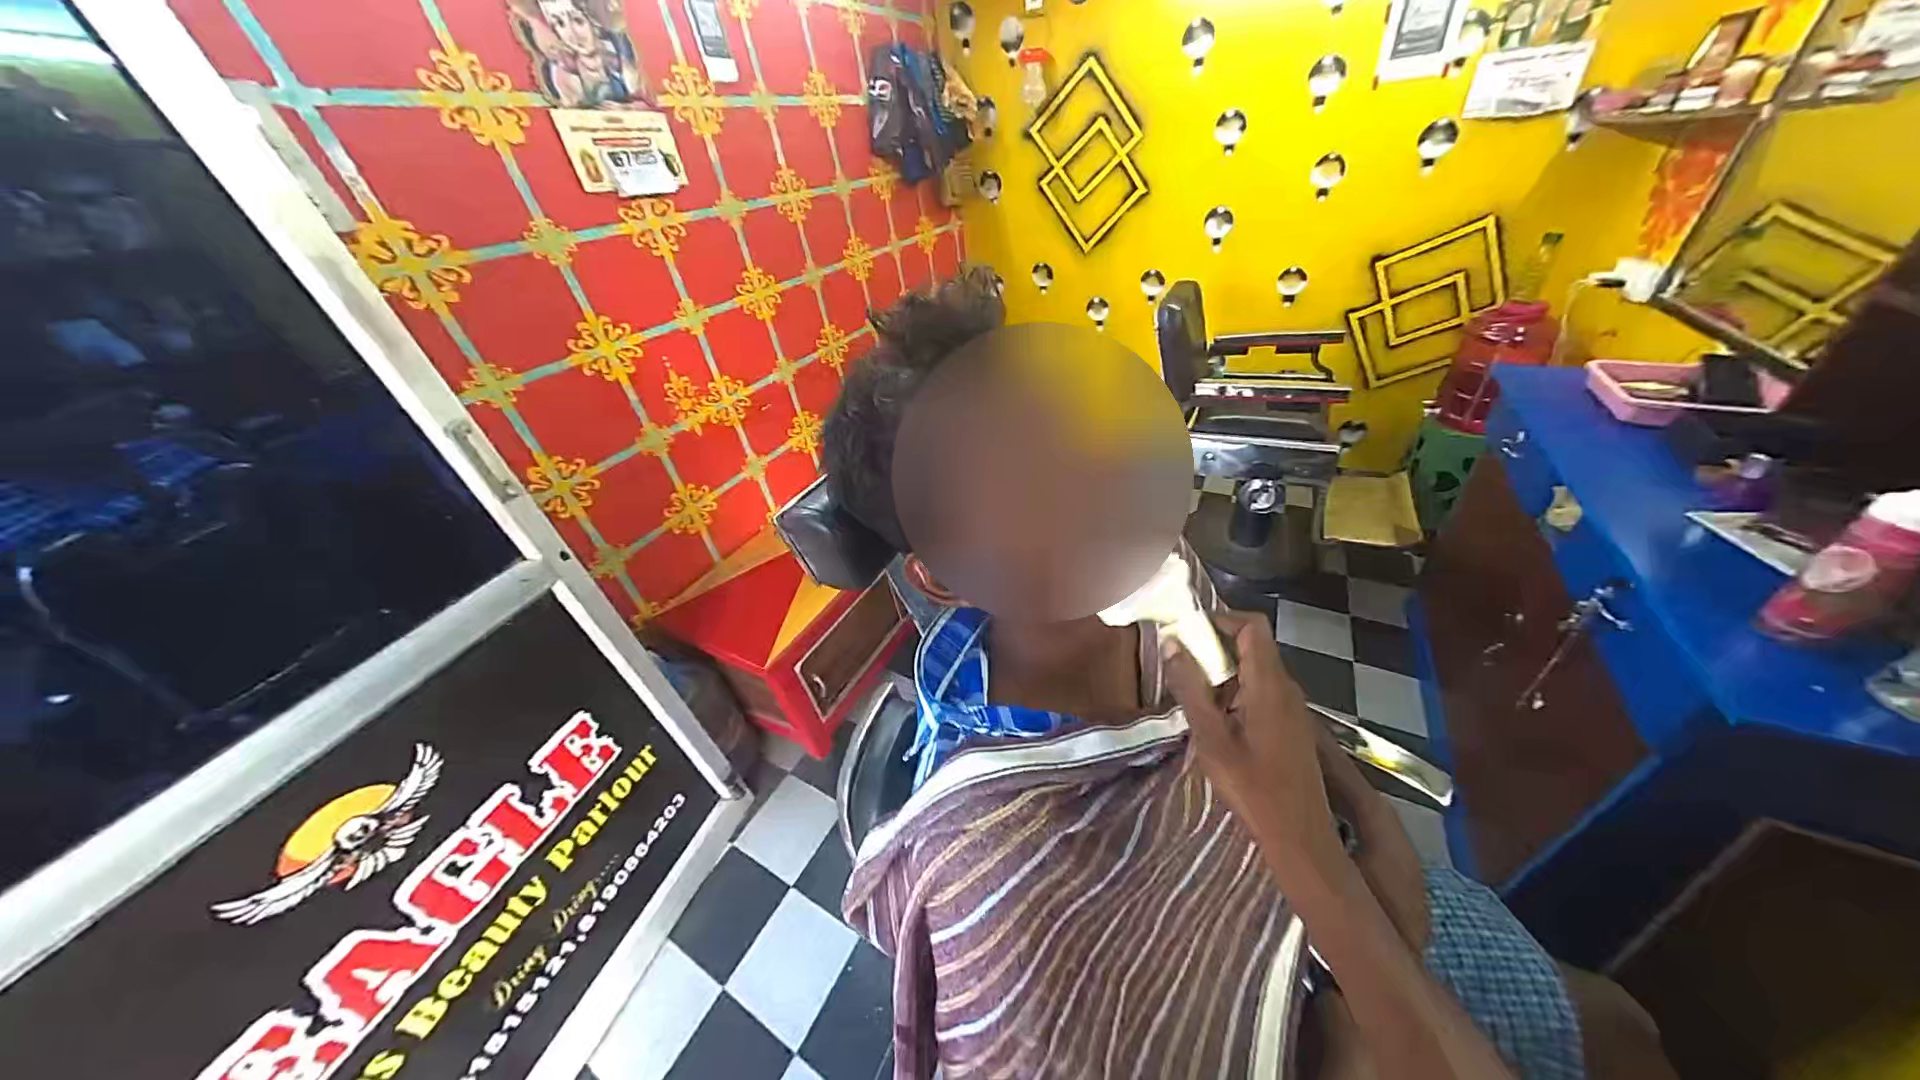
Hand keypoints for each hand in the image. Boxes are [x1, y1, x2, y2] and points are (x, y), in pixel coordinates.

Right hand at [1162, 610, 1336, 850]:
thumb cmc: (1252, 786)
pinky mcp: (1292, 725)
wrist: (1299, 835)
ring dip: (1224, 673)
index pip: (1253, 626)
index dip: (1222, 618)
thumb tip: (1172, 643)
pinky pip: (1262, 692)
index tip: (1188, 630)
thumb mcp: (1210, 736)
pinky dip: (1236, 692)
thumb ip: (1190, 687)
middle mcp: (1287, 688)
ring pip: (1256, 670)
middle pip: (1253, 646)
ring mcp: (1293, 707)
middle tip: (1179, 664)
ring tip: (1192, 695)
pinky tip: (1215, 721)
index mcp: (1269, 684)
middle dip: (1215, 647)